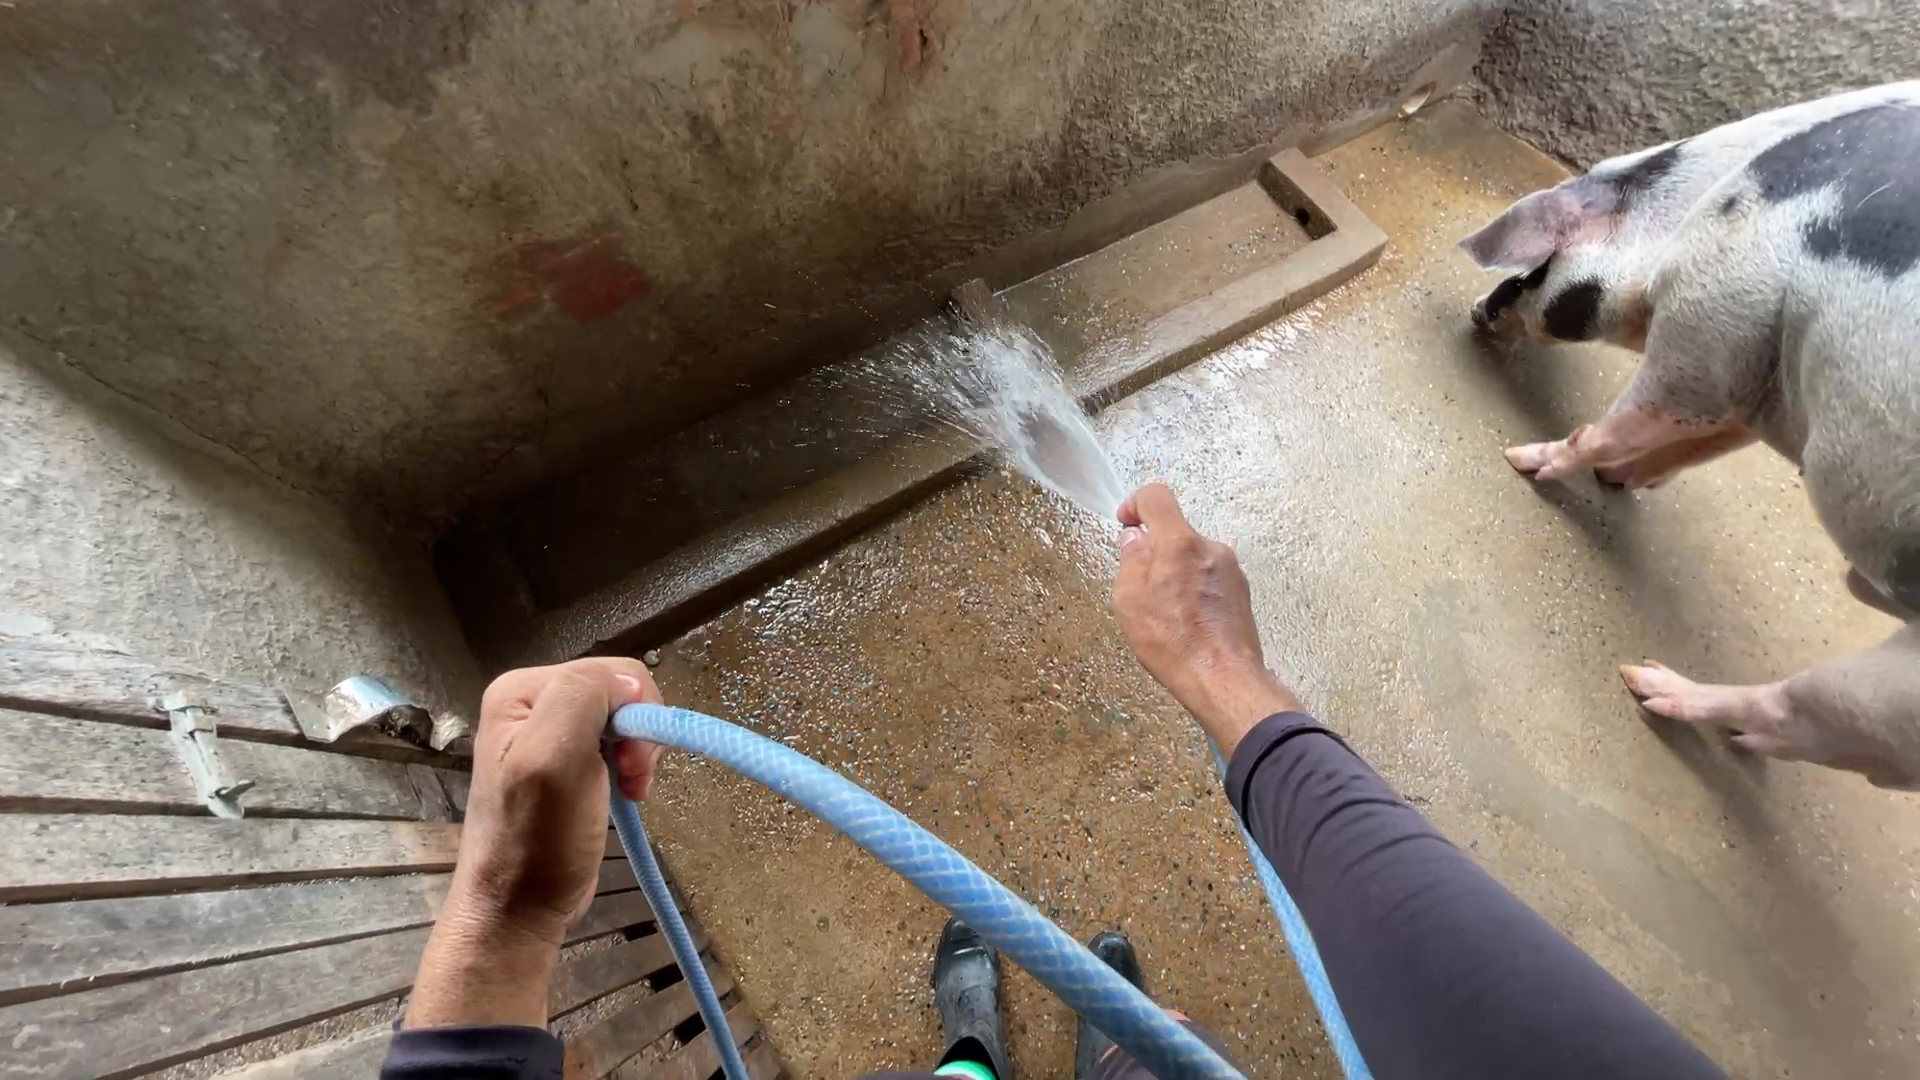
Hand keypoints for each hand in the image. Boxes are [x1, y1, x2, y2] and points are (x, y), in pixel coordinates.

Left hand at [406, 657, 662, 1028]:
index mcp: (520, 689)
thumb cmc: (537, 839)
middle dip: (639, 732)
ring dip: (640, 750)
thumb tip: (629, 681)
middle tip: (633, 777)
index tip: (630, 762)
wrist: (519, 910)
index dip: (636, 711)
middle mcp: (532, 701)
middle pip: (620, 690)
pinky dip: (635, 762)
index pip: (612, 671)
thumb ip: (583, 698)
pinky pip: (620, 738)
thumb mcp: (553, 758)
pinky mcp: (569, 757)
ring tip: (630, 786)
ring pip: (626, 714)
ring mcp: (551, 730)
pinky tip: (627, 788)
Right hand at [1112, 483, 1299, 755]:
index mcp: (1180, 543)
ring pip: (1192, 556)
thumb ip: (1131, 559)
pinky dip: (1192, 589)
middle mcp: (1211, 548)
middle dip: (1153, 549)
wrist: (1223, 679)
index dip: (1135, 504)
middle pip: (1175, 531)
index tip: (1126, 524)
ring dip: (1174, 572)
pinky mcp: (1241, 593)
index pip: (1157, 496)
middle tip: (1138, 585)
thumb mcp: (1130, 599)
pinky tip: (1184, 621)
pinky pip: (1208, 577)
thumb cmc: (1172, 641)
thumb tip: (1135, 539)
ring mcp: (1230, 570)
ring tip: (1162, 612)